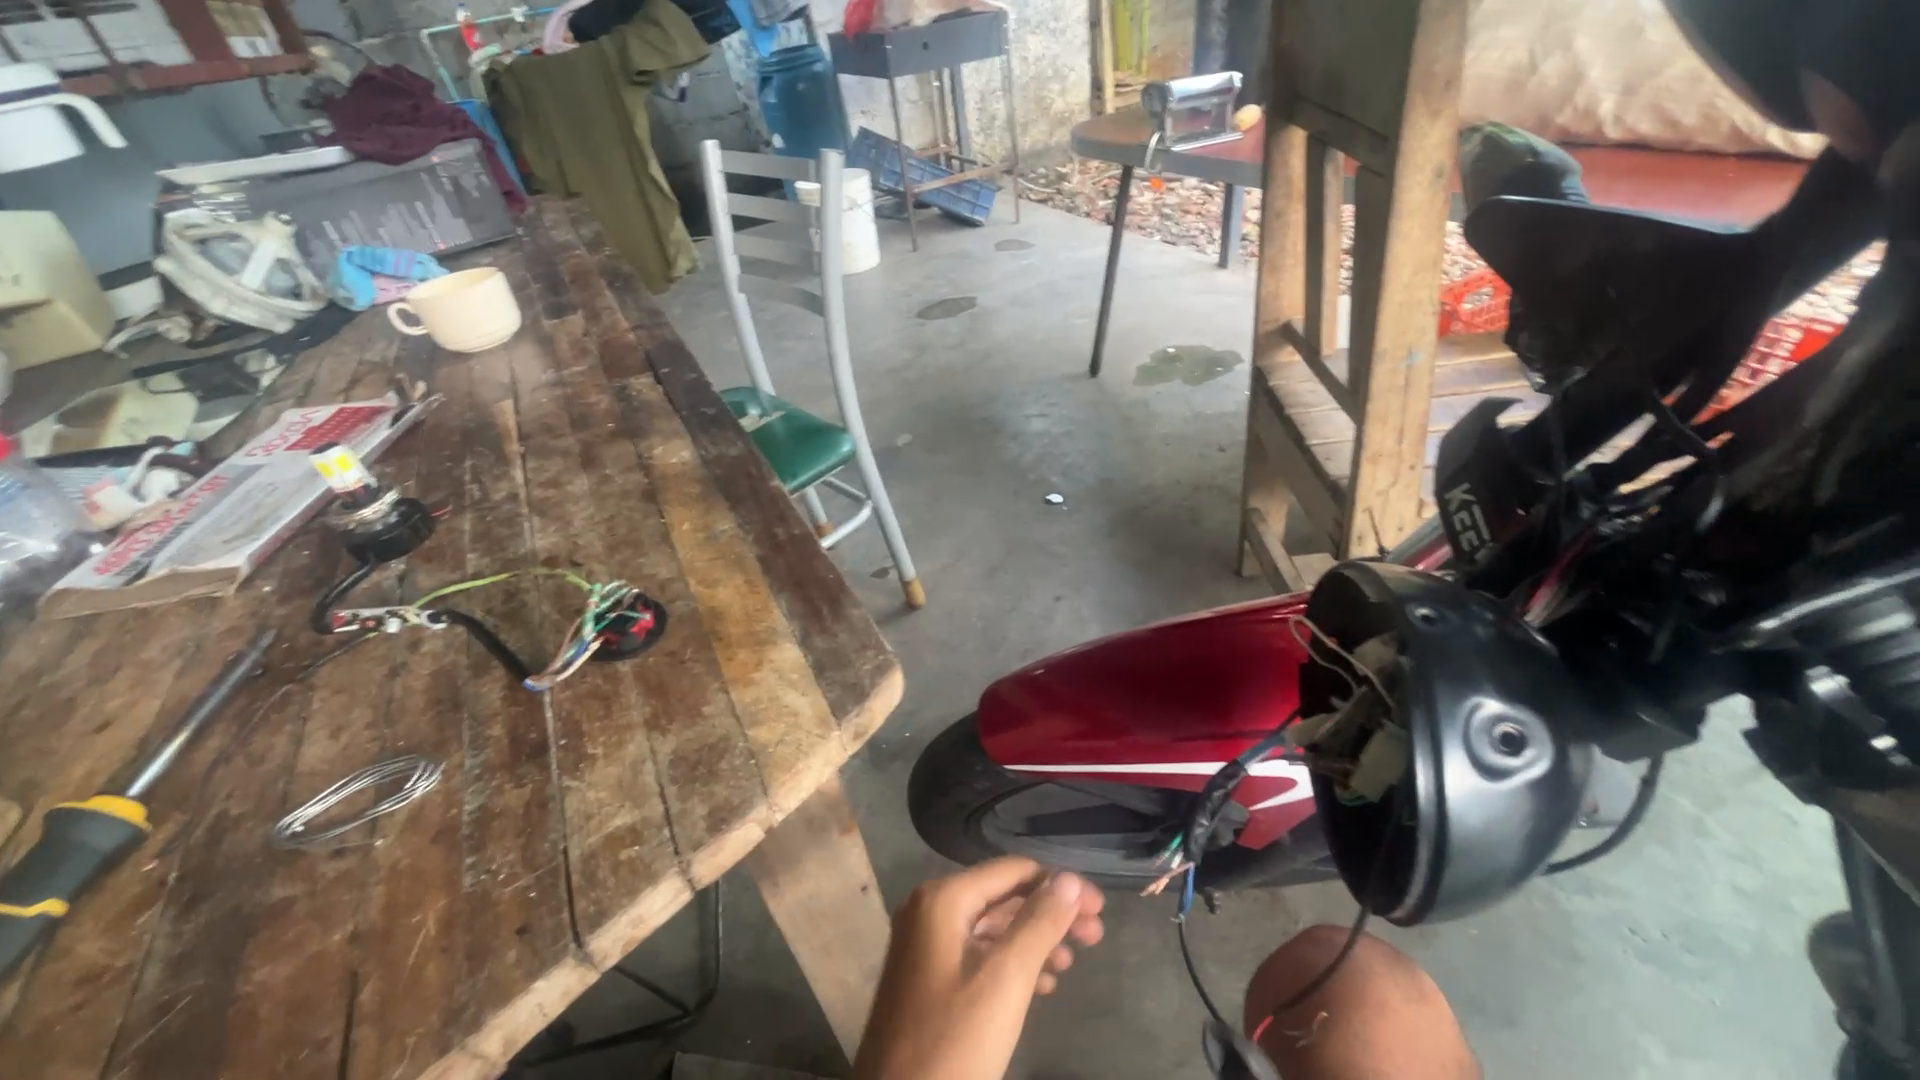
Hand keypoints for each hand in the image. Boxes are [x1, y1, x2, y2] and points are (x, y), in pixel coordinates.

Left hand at [854, 857, 1105, 1079]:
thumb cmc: (954, 1039)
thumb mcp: (1005, 980)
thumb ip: (1039, 923)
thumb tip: (1070, 880)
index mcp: (943, 899)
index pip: (1013, 870)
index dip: (1061, 884)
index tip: (1100, 910)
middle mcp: (930, 909)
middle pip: (1004, 896)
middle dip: (1051, 913)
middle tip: (1096, 936)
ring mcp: (926, 944)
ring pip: (993, 927)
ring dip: (1036, 938)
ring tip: (1072, 962)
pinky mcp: (928, 976)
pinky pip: (978, 953)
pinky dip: (1013, 961)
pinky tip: (1042, 983)